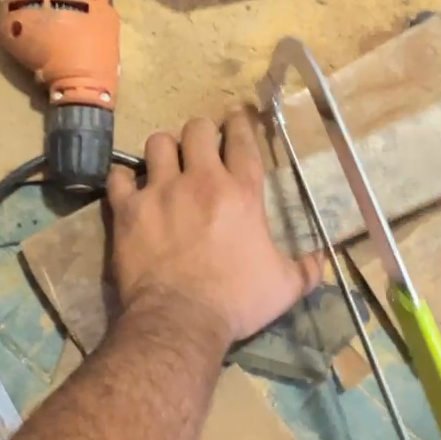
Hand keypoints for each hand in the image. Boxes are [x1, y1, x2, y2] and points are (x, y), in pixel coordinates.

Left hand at [106, 113, 322, 344]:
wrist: (181, 319)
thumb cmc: (236, 301)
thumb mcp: (283, 288)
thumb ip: (305, 270)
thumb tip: (321, 260)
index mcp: (242, 193)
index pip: (242, 141)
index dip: (239, 124)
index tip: (235, 119)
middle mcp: (201, 181)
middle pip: (196, 130)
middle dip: (199, 133)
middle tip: (198, 147)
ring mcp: (161, 191)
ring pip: (157, 144)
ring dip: (163, 151)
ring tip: (164, 164)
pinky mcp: (129, 209)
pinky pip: (119, 176)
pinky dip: (123, 179)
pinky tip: (127, 187)